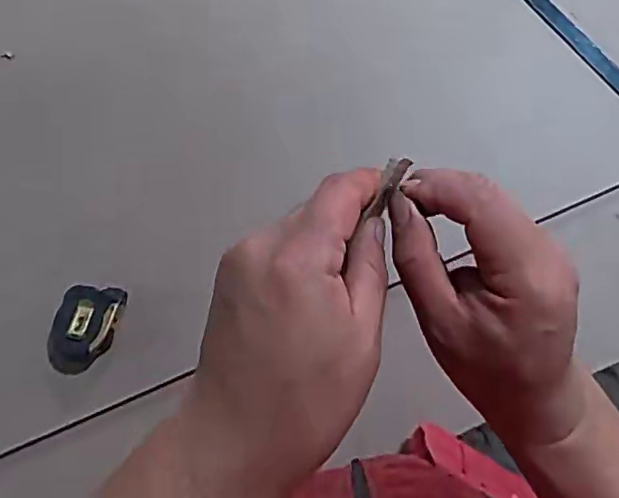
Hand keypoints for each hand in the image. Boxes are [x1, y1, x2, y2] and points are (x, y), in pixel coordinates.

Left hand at [173, 169, 390, 495]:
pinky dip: (298, 256)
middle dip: (347, 222)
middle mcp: (260, 244)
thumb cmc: (301, 403)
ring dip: (321, 243)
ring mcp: (240, 255)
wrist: (233, 437)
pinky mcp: (230, 269)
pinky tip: (307, 300)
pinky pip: (275, 244)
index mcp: (296, 257)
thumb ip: (370, 266)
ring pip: (296, 226)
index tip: (389, 183)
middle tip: (371, 259)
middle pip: (315, 208)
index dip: (368, 181)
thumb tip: (374, 223)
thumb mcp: (362, 338)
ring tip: (335, 297)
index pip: (337, 190)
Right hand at [388, 169, 589, 450]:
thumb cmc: (491, 373)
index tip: (398, 192)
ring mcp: (550, 245)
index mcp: (528, 277)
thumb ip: (415, 257)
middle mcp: (547, 254)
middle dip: (437, 183)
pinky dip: (464, 200)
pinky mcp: (542, 243)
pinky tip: (440, 208)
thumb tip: (400, 205)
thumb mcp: (438, 321)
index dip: (434, 187)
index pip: (478, 204)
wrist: (539, 399)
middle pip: (485, 191)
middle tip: (399, 195)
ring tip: (414, 202)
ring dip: (449, 189)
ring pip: (491, 192)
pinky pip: (498, 205)